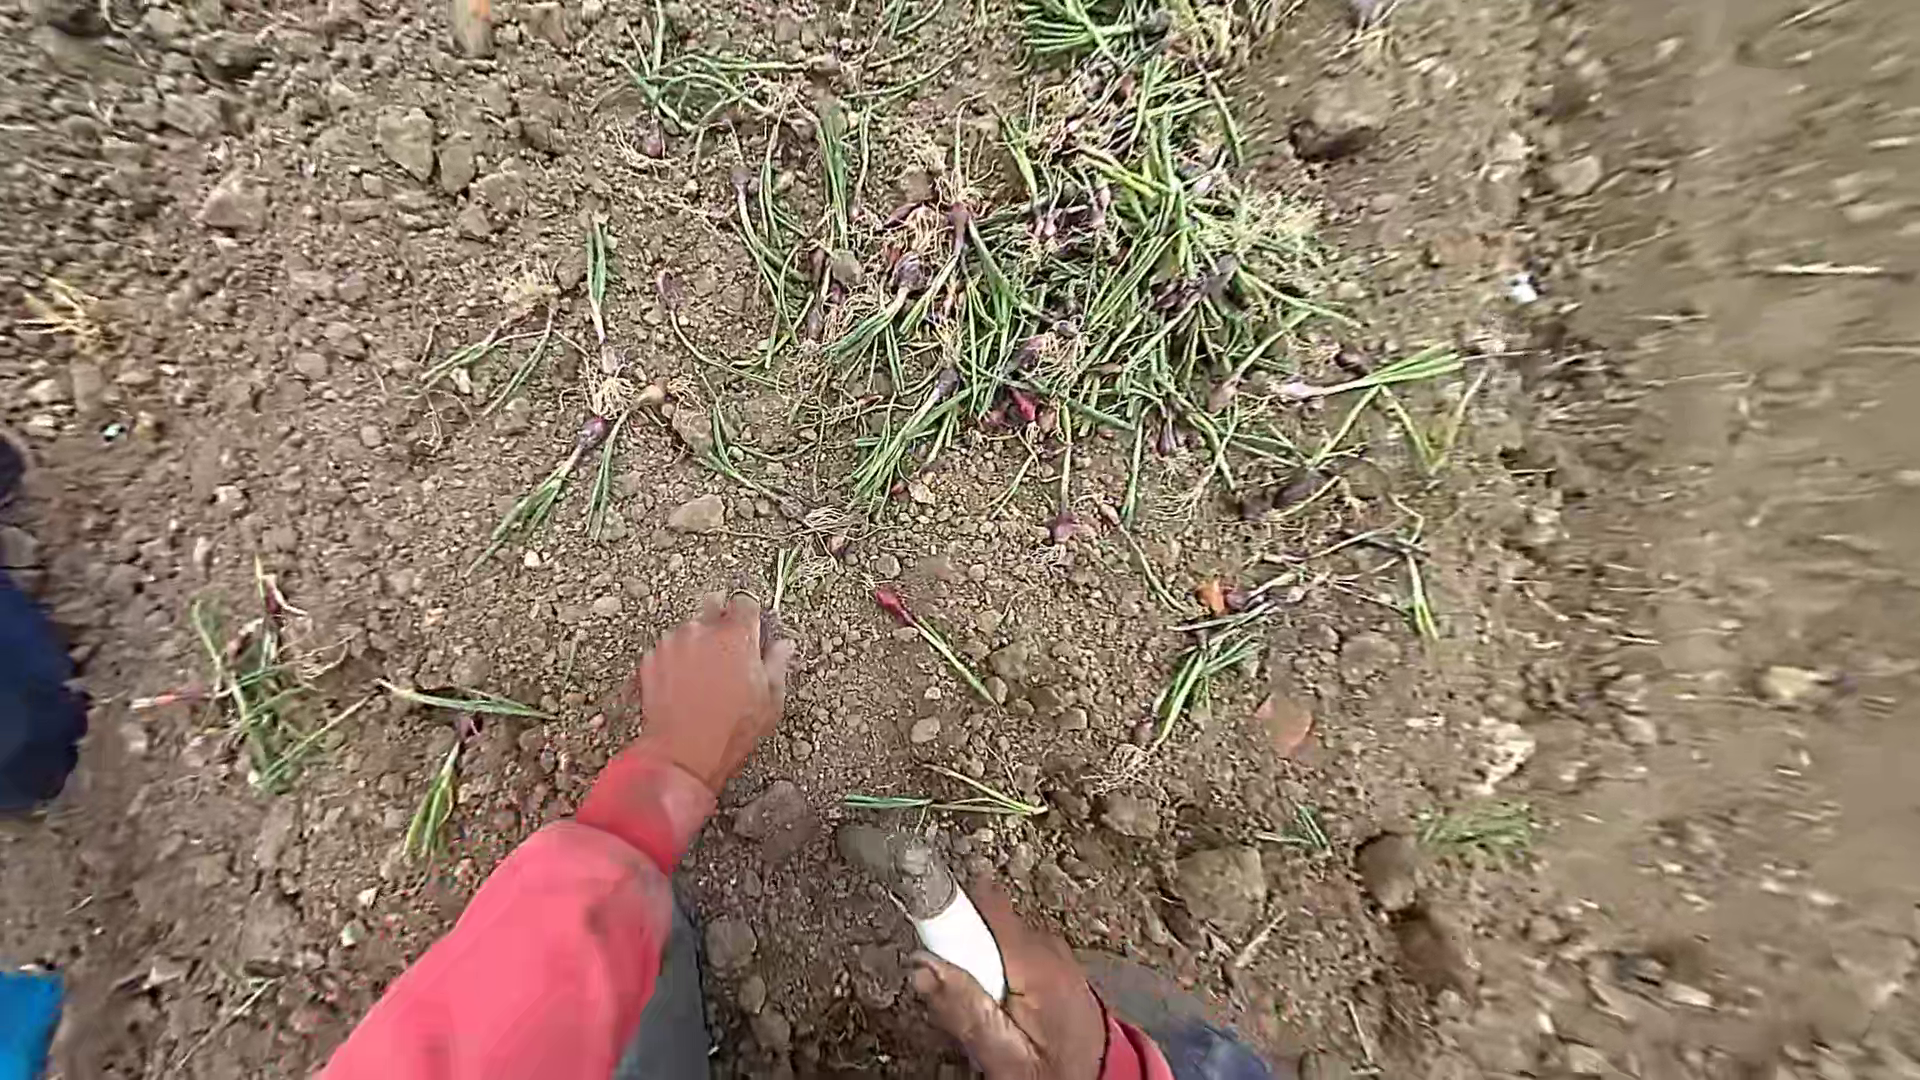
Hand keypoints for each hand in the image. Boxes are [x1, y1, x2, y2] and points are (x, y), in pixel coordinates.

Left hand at [633, 592, 793, 793]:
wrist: (681, 755)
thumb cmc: (731, 729)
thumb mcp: (770, 698)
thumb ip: (777, 662)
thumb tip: (783, 645)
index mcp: (737, 635)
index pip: (746, 603)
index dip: (751, 617)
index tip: (753, 630)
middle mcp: (702, 630)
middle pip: (715, 610)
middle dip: (722, 626)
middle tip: (729, 655)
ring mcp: (673, 643)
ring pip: (690, 631)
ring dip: (697, 643)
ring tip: (704, 677)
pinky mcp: (650, 660)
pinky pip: (669, 649)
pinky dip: (677, 660)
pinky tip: (685, 685)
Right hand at [910, 878, 1106, 1079]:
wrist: (1106, 1079)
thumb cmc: (1058, 1074)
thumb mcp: (1006, 1060)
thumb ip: (965, 1012)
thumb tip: (921, 966)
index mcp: (1033, 960)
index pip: (982, 901)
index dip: (950, 911)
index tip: (929, 942)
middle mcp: (1044, 940)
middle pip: (983, 918)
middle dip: (961, 949)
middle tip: (961, 998)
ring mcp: (1049, 943)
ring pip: (993, 931)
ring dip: (978, 959)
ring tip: (986, 1009)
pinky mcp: (1050, 950)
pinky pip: (1008, 942)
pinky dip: (996, 964)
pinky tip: (1003, 1003)